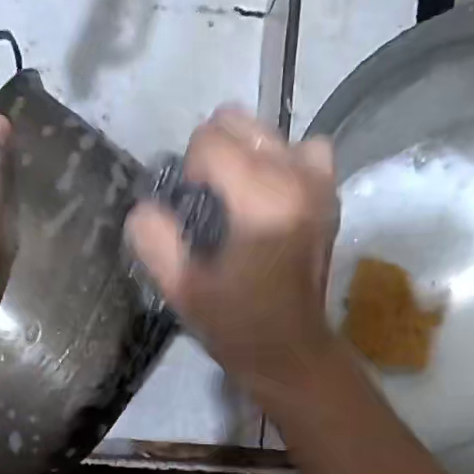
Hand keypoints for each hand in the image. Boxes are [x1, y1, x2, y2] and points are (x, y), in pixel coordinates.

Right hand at [126, 107, 343, 390]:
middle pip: (240, 123)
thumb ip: (156, 242)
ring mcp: (320, 182)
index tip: (189, 210)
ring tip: (236, 196)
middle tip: (207, 202)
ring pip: (270, 132)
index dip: (187, 170)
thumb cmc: (235, 325)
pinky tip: (267, 196)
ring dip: (245, 155)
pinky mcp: (330, 194)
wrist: (291, 350)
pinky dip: (281, 162)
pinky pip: (304, 150)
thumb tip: (143, 209)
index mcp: (260, 200)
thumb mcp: (182, 290)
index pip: (210, 141)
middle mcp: (296, 177)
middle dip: (213, 154)